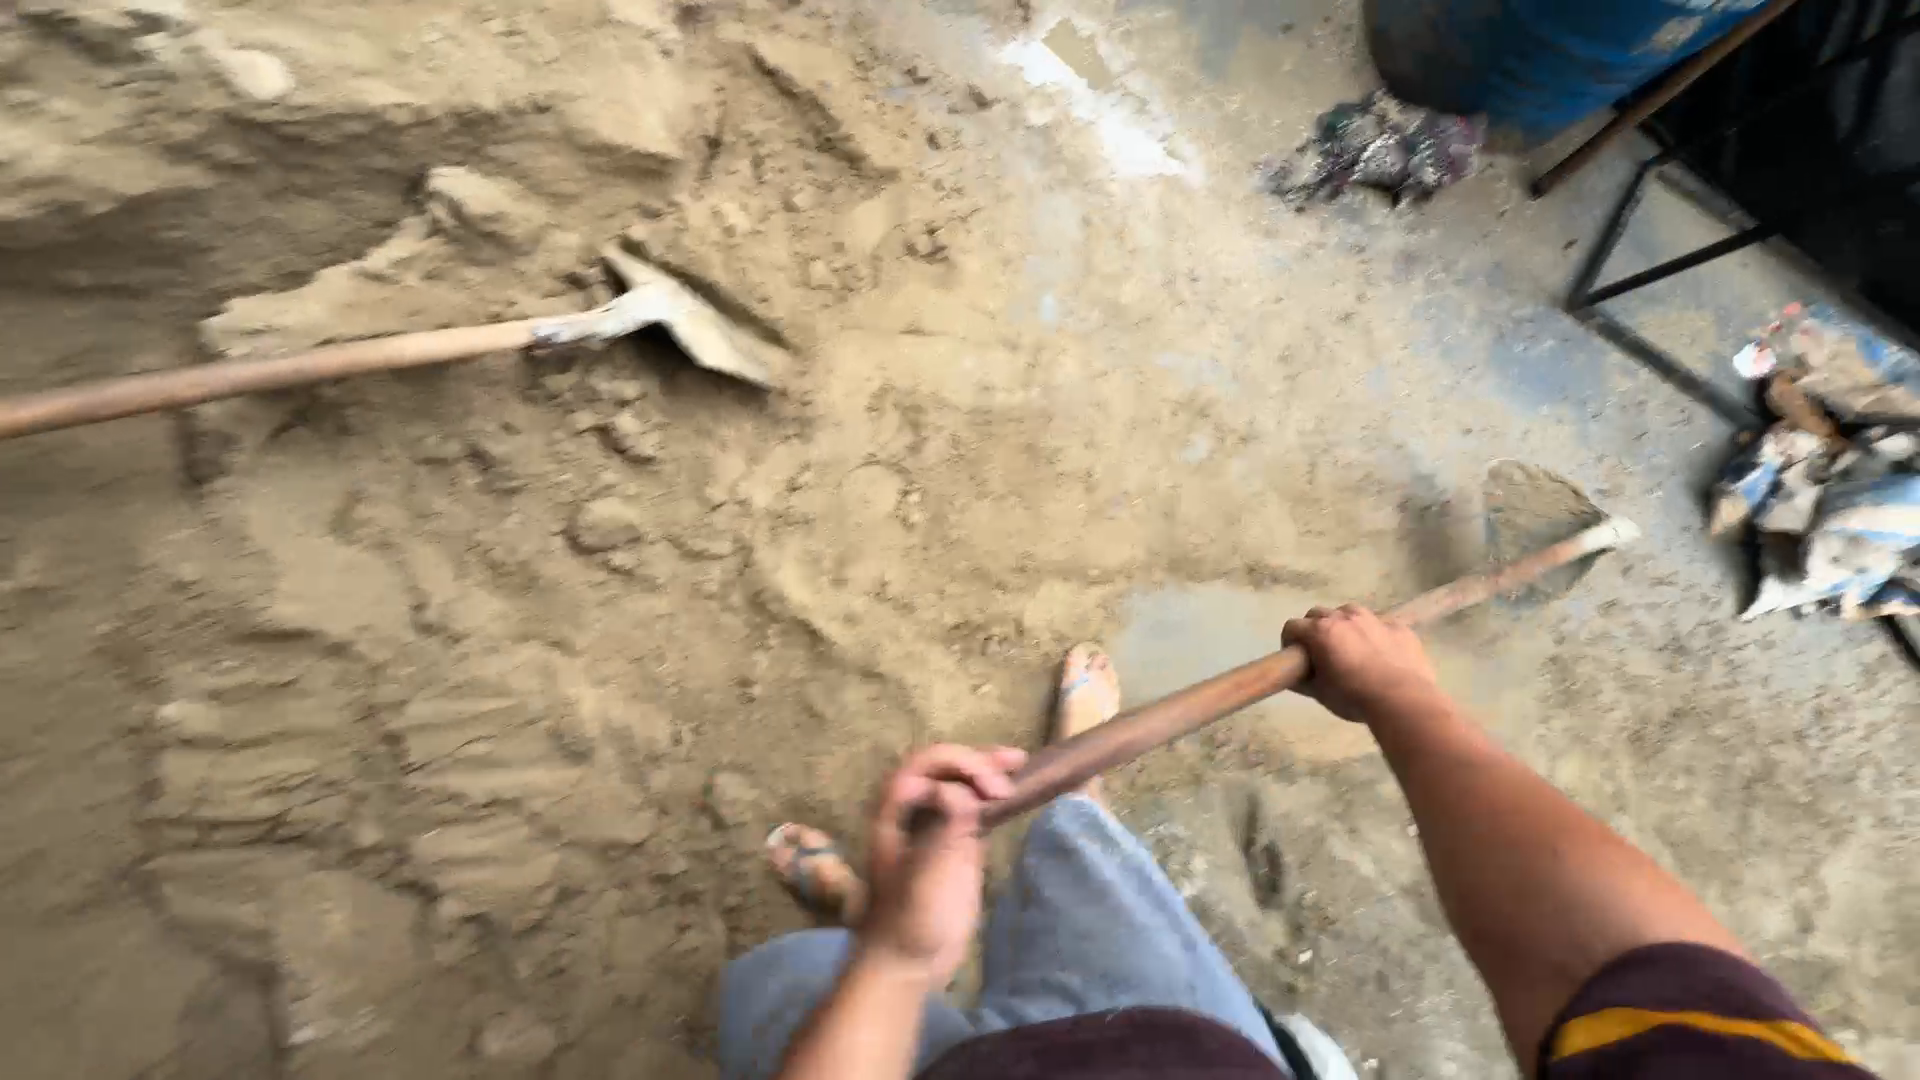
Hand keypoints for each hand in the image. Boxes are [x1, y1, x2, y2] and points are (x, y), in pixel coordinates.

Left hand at [856, 744, 1026, 986]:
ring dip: (986, 768)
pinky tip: (1012, 788)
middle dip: (974, 763)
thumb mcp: (924, 880)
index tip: (985, 788)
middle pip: (943, 766)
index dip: (955, 764)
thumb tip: (958, 793)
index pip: (922, 766)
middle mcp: (913, 808)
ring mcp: (935, 821)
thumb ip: (942, 834)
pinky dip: (991, 793)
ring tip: (1018, 761)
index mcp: (893, 810)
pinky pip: (972, 803)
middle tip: (1004, 784)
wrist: (908, 963)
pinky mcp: (955, 839)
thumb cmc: (907, 923)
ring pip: (959, 780)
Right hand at [1281, 604, 1446, 722]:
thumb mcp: (1320, 694)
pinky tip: (1381, 653)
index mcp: (1320, 631)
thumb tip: (1294, 677)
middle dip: (1315, 628)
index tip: (1296, 657)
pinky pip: (1380, 624)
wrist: (1404, 701)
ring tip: (1352, 647)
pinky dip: (1374, 633)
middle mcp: (1344, 617)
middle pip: (1318, 613)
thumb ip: (1303, 680)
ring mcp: (1374, 619)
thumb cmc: (1354, 697)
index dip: (1290, 641)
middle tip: (1322, 651)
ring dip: (1344, 625)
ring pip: (1350, 612)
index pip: (1292, 626)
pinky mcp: (1399, 627)